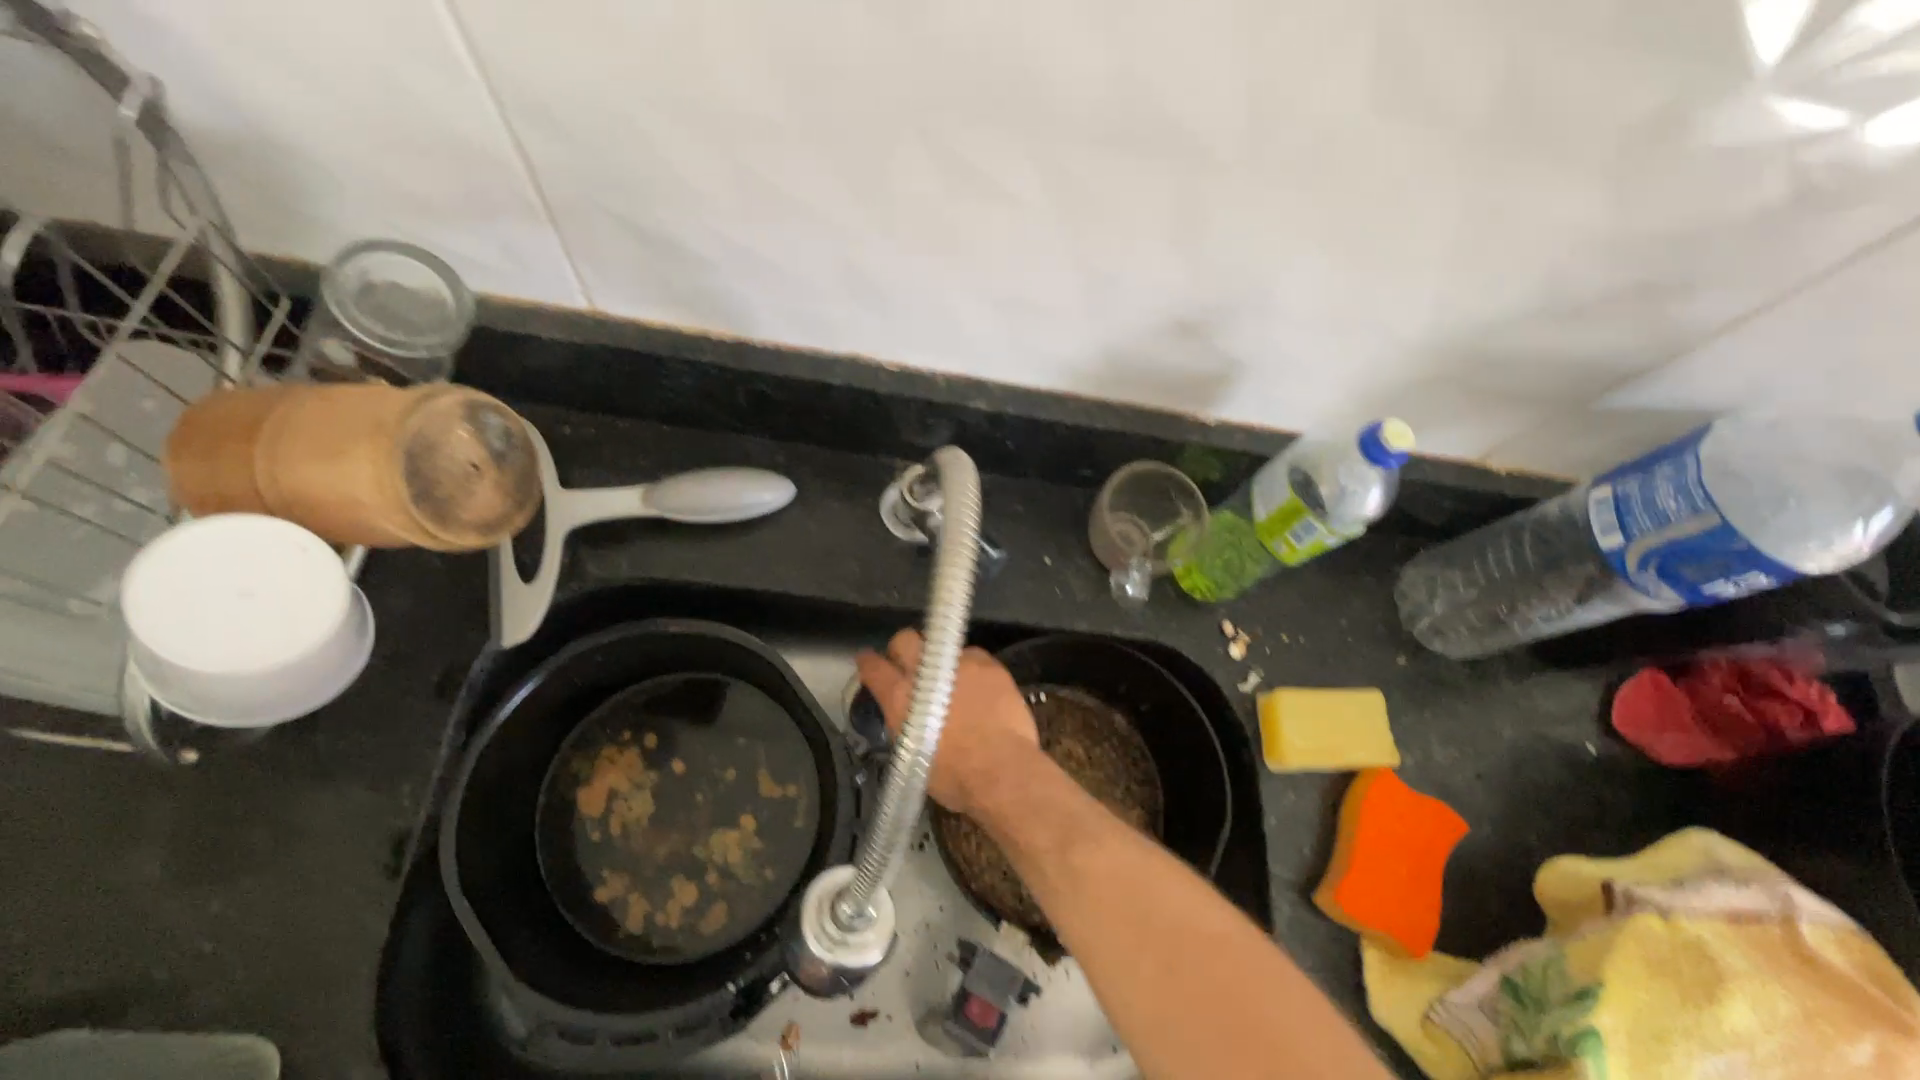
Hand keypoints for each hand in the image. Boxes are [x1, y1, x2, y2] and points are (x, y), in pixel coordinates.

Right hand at [854, 628, 1040, 816]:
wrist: (1002, 772)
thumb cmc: (954, 777)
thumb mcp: (912, 755)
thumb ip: (903, 723)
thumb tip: (905, 715)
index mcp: (900, 698)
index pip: (873, 667)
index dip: (868, 663)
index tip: (868, 662)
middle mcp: (927, 672)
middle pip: (904, 639)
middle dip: (903, 649)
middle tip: (910, 666)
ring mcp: (961, 664)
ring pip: (943, 648)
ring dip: (943, 663)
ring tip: (955, 683)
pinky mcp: (990, 665)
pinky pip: (974, 656)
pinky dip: (972, 669)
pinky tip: (981, 688)